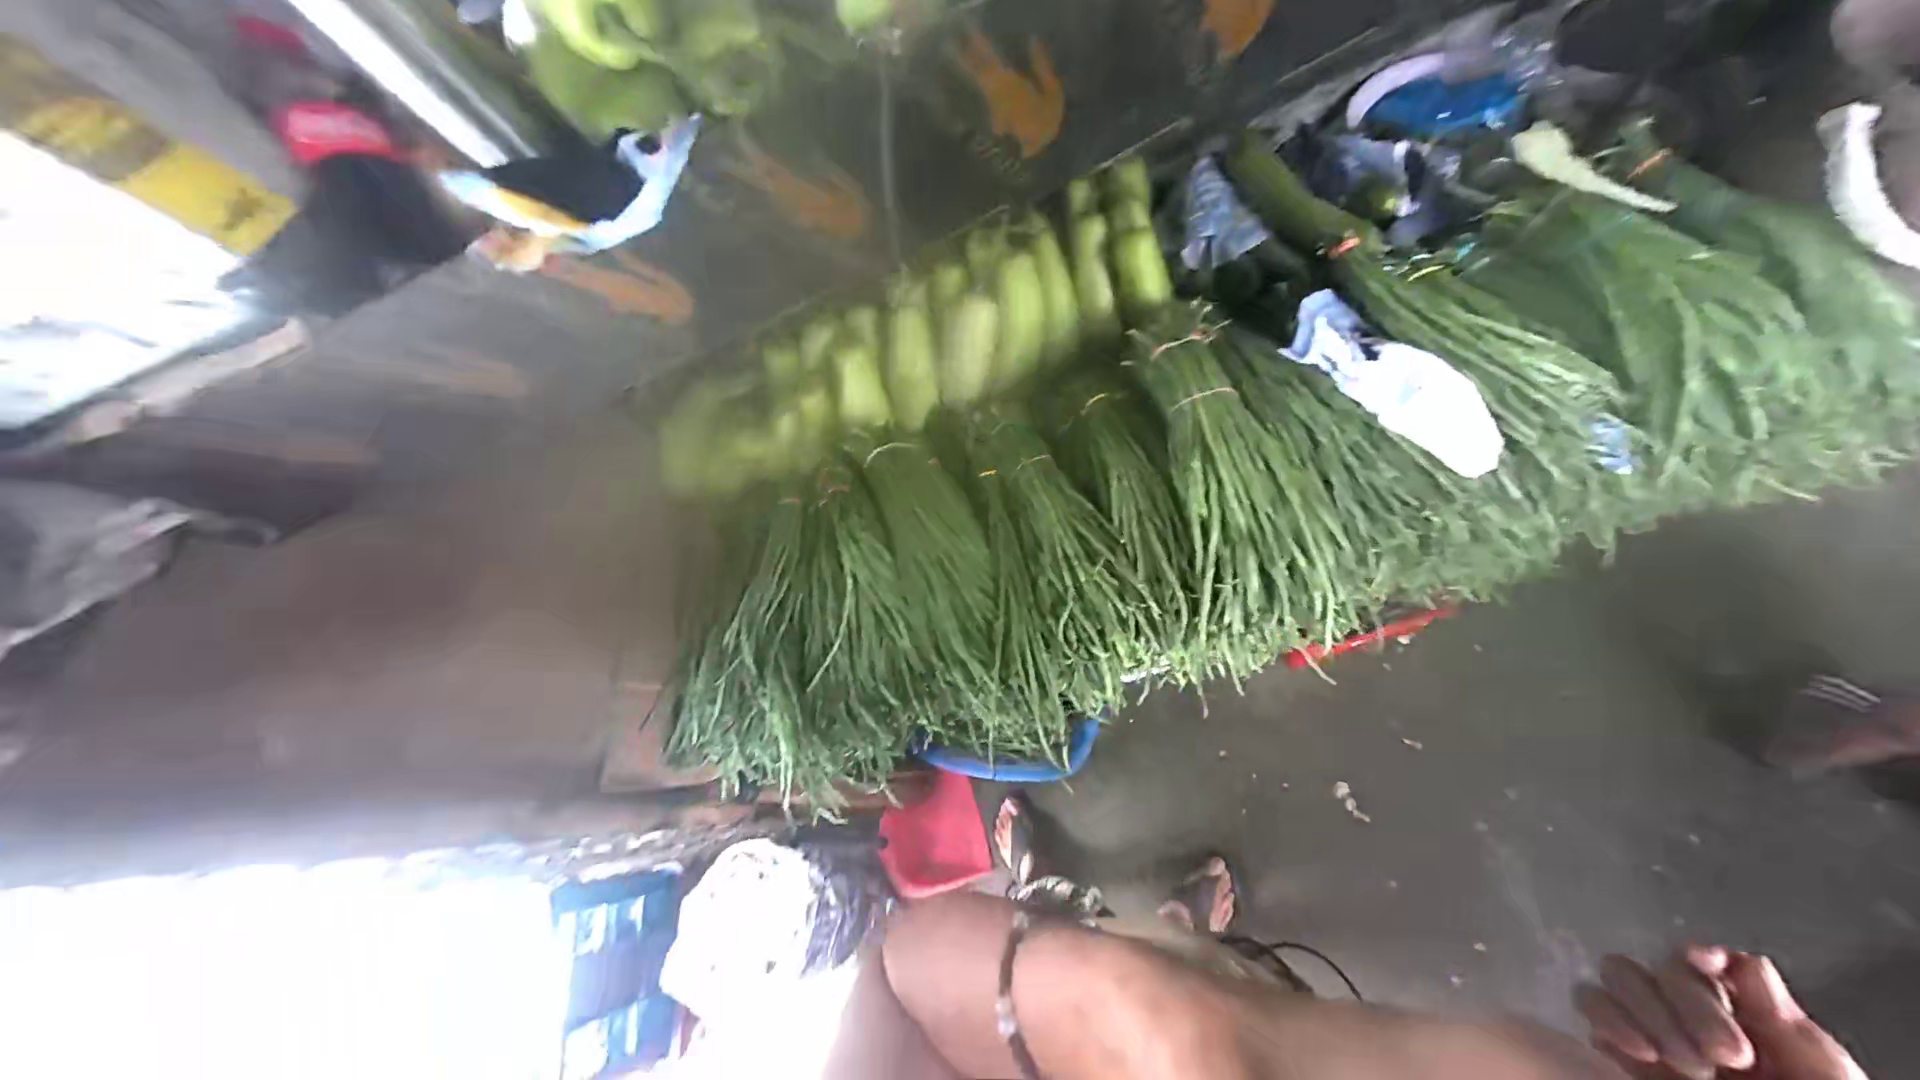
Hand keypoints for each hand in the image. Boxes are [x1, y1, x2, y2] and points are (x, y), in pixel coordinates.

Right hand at [1576, 946, 1867, 1079]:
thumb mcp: (1819, 1077)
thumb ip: (1787, 1025)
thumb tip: (1748, 960)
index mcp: (1739, 1011)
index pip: (1705, 962)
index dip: (1700, 956)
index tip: (1707, 964)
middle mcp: (1684, 1008)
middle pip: (1659, 967)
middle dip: (1687, 1001)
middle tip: (1728, 1056)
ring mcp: (1643, 1023)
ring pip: (1617, 976)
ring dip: (1645, 1007)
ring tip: (1686, 1063)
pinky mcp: (1611, 1043)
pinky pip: (1590, 1004)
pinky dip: (1608, 1018)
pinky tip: (1638, 1050)